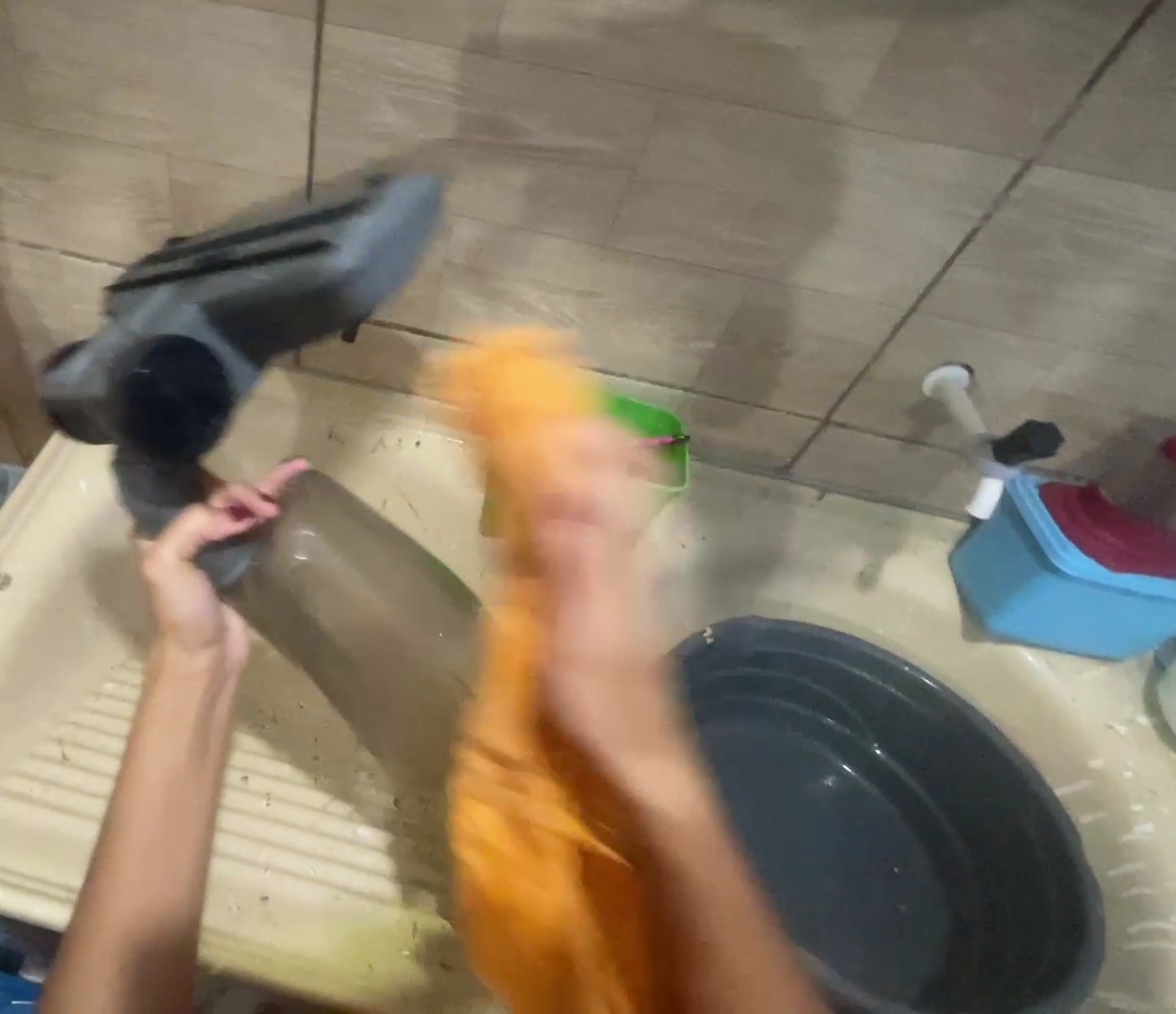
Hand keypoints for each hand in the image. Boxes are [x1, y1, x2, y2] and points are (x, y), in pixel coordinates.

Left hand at [138, 459, 309, 672]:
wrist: (207, 657)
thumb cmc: (181, 612)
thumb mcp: (165, 564)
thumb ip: (191, 525)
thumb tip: (232, 512)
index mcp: (162, 528)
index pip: (189, 487)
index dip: (217, 486)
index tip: (240, 501)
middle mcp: (189, 528)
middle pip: (220, 491)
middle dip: (246, 491)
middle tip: (265, 507)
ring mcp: (220, 541)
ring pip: (243, 502)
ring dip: (268, 485)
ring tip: (296, 470)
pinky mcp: (245, 554)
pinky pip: (259, 519)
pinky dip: (276, 498)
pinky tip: (296, 476)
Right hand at [531, 423, 693, 776]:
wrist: (639, 766)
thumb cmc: (604, 703)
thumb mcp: (581, 630)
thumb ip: (574, 557)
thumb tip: (562, 482)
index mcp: (619, 561)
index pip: (613, 480)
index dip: (591, 439)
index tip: (555, 408)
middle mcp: (624, 562)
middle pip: (609, 487)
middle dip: (579, 447)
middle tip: (537, 419)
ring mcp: (617, 585)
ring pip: (598, 512)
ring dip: (572, 475)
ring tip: (537, 450)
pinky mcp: (604, 608)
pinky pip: (586, 542)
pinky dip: (564, 515)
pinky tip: (545, 517)